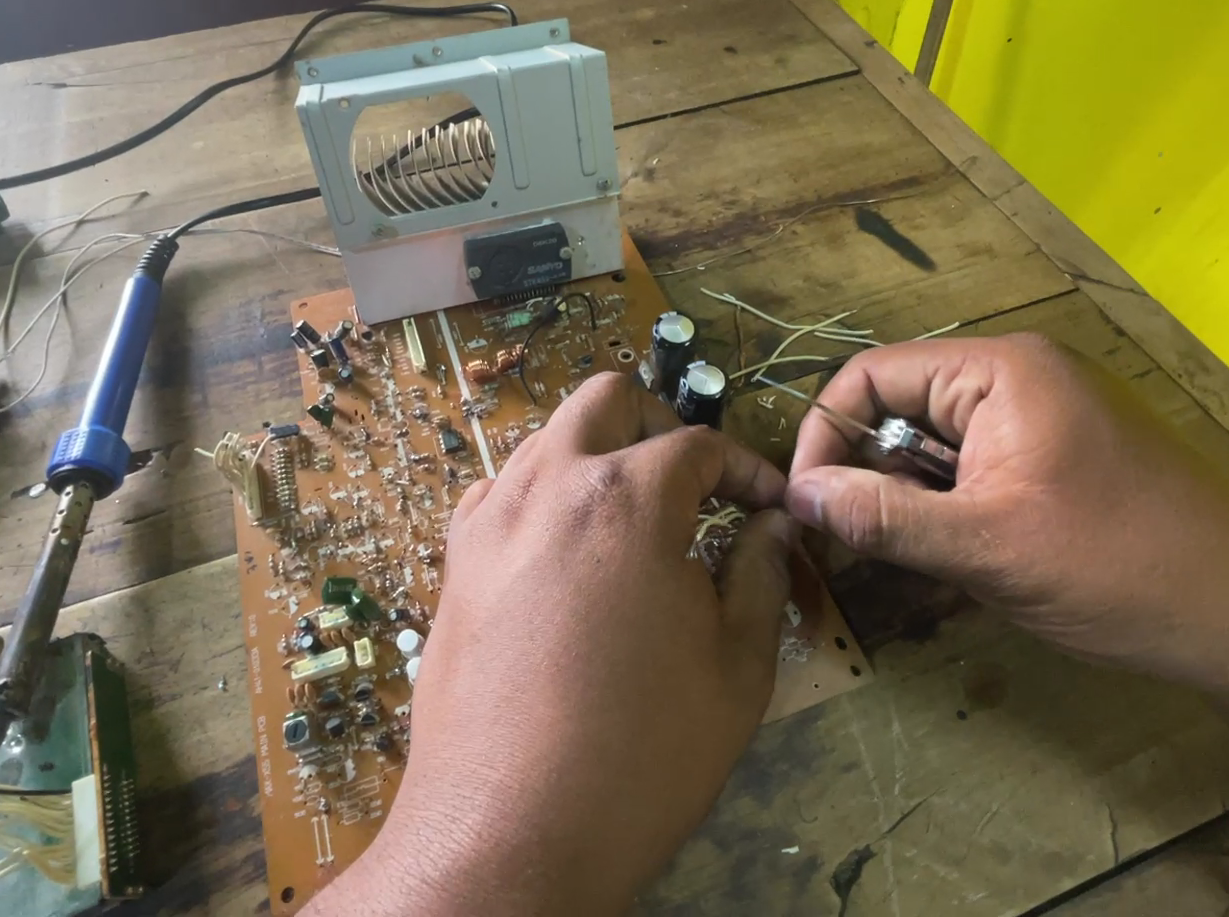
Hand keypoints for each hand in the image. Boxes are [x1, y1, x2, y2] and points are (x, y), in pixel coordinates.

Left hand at [307, 373, 793, 916]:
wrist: (506, 831)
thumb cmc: (640, 751)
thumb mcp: (736, 668)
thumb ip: (761, 575)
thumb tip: (772, 525)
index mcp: (627, 497)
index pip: (699, 444)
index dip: (746, 467)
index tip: (766, 504)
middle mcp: (549, 482)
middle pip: (608, 399)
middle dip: (660, 424)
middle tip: (692, 485)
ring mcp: (491, 516)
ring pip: (548, 435)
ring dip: (599, 453)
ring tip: (632, 518)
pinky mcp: (456, 557)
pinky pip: (500, 489)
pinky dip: (542, 493)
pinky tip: (563, 550)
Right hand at [784, 333, 1228, 699]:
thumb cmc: (1124, 572)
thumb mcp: (987, 547)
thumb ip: (883, 517)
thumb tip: (796, 495)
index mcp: (1000, 372)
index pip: (873, 375)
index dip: (826, 431)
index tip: (807, 500)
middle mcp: (1013, 379)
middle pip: (897, 406)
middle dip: (867, 470)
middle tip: (860, 538)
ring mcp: (1035, 418)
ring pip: (926, 443)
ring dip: (905, 495)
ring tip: (921, 551)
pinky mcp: (1048, 456)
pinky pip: (963, 467)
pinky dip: (941, 506)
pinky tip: (959, 552)